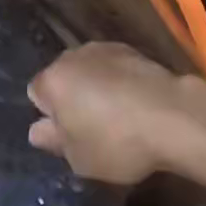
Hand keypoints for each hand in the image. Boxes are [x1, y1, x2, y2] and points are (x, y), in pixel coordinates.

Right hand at [27, 42, 202, 184]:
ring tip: (118, 116)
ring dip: (94, 87)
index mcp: (52, 82)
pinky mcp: (129, 49)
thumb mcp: (78, 157)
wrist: (170, 114)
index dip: (50, 117)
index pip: (36, 95)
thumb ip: (53, 141)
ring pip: (87, 71)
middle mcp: (71, 57)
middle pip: (62, 78)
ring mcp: (101, 49)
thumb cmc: (116, 141)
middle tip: (91, 129)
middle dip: (71, 99)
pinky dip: (117, 80)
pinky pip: (112, 67)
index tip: (70, 136)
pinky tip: (135, 103)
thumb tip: (37, 130)